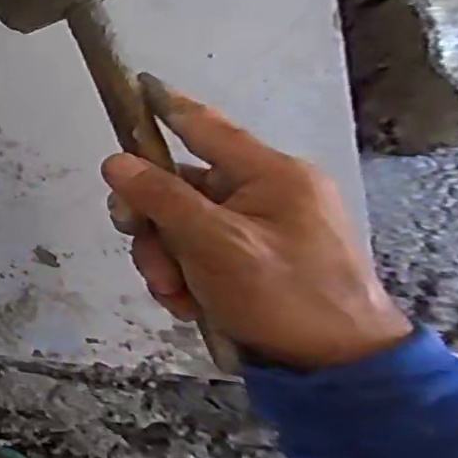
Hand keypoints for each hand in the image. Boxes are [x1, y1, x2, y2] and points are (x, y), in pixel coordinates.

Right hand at [101, 76, 411, 369]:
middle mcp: (264, 193)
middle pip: (177, 186)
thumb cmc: (286, 298)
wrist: (342, 373)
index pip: (206, 126)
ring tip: (174, 293)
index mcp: (271, 175)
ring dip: (164, 257)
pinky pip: (195, 249)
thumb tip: (115, 161)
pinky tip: (188, 302)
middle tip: (148, 257)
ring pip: (179, 223)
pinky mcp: (252, 257)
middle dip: (152, 224)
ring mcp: (258, 226)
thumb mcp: (216, 246)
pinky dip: (183, 274)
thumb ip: (162, 199)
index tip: (138, 83)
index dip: (167, 105)